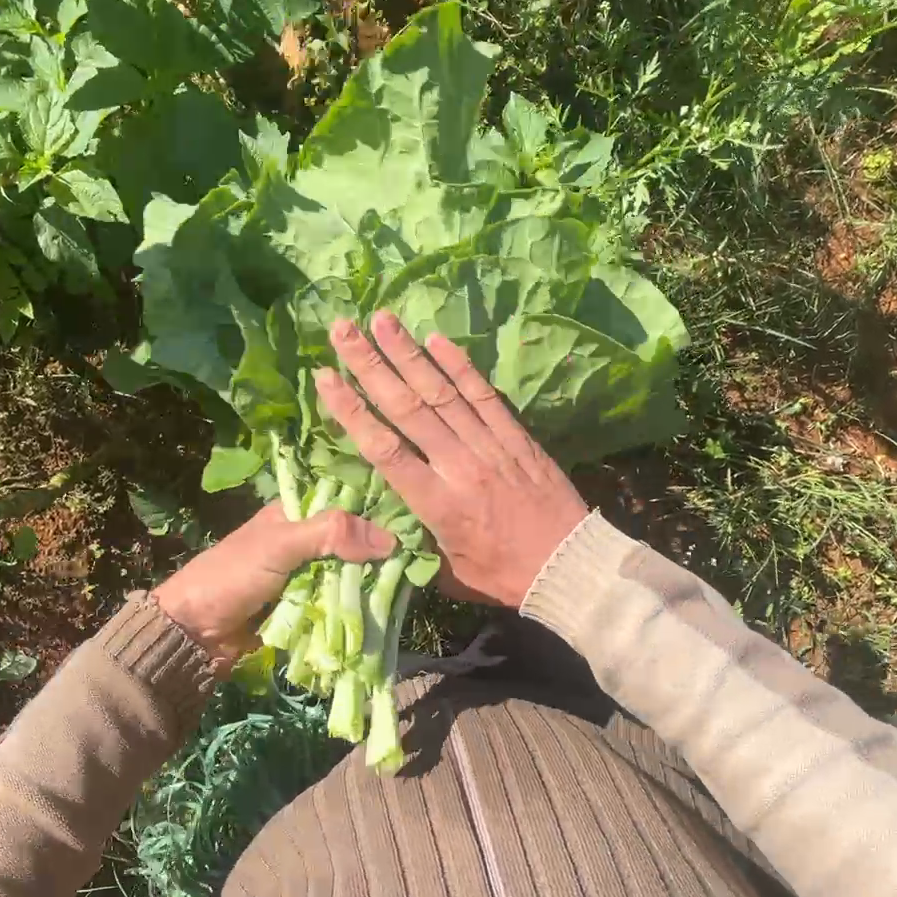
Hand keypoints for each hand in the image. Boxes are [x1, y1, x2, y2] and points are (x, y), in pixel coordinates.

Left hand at [154, 503, 395, 667]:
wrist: (195, 634)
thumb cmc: (231, 576)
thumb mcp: (279, 546)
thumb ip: (329, 535)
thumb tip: (390, 540)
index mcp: (294, 516)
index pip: (344, 505)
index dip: (376, 511)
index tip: (415, 520)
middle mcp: (304, 544)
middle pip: (353, 545)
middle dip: (380, 555)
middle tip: (421, 561)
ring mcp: (306, 580)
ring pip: (350, 577)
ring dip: (371, 586)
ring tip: (410, 589)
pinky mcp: (307, 612)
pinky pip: (340, 607)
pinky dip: (357, 611)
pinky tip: (385, 612)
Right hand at [314, 312, 588, 608]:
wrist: (570, 566)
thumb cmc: (504, 576)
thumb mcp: (448, 572)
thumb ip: (413, 541)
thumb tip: (383, 522)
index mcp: (436, 503)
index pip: (384, 448)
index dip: (352, 410)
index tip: (325, 377)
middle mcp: (459, 466)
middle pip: (408, 407)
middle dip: (371, 365)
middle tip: (343, 329)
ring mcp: (490, 446)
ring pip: (442, 392)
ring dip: (409, 354)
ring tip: (381, 319)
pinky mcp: (517, 436)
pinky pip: (484, 395)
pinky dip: (460, 366)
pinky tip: (437, 339)